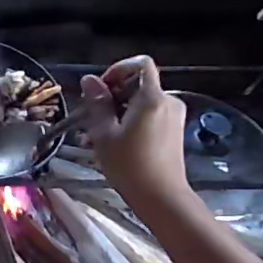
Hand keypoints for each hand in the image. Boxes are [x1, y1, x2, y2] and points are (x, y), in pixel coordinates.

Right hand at [80, 56, 189, 205]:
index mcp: (152, 97)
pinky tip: (112, 145)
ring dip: (117, 114)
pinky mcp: (173, 133)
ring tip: (94, 138)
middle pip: (138, 86)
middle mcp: (168, 102)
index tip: (100, 89)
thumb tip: (89, 80)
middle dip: (112, 98)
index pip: (141, 64)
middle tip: (90, 118)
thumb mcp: (104, 134)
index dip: (118, 69)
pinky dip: (130, 124)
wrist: (161, 197)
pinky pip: (149, 118)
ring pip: (141, 105)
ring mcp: (173, 118)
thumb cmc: (130, 165)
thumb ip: (97, 104)